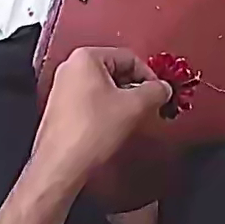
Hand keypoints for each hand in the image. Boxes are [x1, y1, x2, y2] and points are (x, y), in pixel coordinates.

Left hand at [33, 48, 171, 185]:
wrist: (61, 166)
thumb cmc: (92, 131)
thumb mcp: (134, 106)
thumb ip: (155, 91)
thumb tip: (163, 88)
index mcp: (86, 58)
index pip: (129, 58)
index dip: (149, 76)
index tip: (158, 93)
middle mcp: (71, 68)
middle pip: (116, 71)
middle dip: (135, 89)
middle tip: (149, 106)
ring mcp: (63, 88)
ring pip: (104, 87)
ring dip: (122, 101)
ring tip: (132, 118)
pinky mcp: (60, 108)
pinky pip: (91, 100)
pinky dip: (107, 109)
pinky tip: (113, 127)